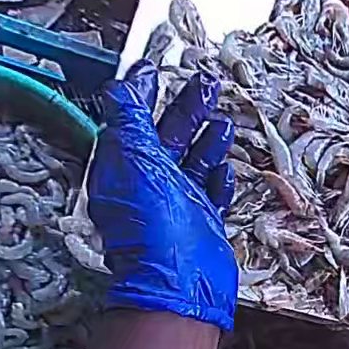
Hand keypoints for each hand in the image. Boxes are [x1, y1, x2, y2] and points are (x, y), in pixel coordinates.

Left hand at [88, 60, 236, 329]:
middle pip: (168, 136)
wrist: (180, 280)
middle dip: (186, 107)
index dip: (144, 92)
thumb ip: (129, 119)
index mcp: (125, 167)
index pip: (132, 120)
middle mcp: (150, 185)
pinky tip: (224, 162)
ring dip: (207, 137)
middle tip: (206, 83)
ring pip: (194, 161)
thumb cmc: (154, 223)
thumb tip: (124, 85)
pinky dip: (218, 176)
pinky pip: (212, 192)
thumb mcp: (132, 159)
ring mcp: (178, 204)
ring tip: (222, 117)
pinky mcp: (203, 222)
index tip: (157, 67)